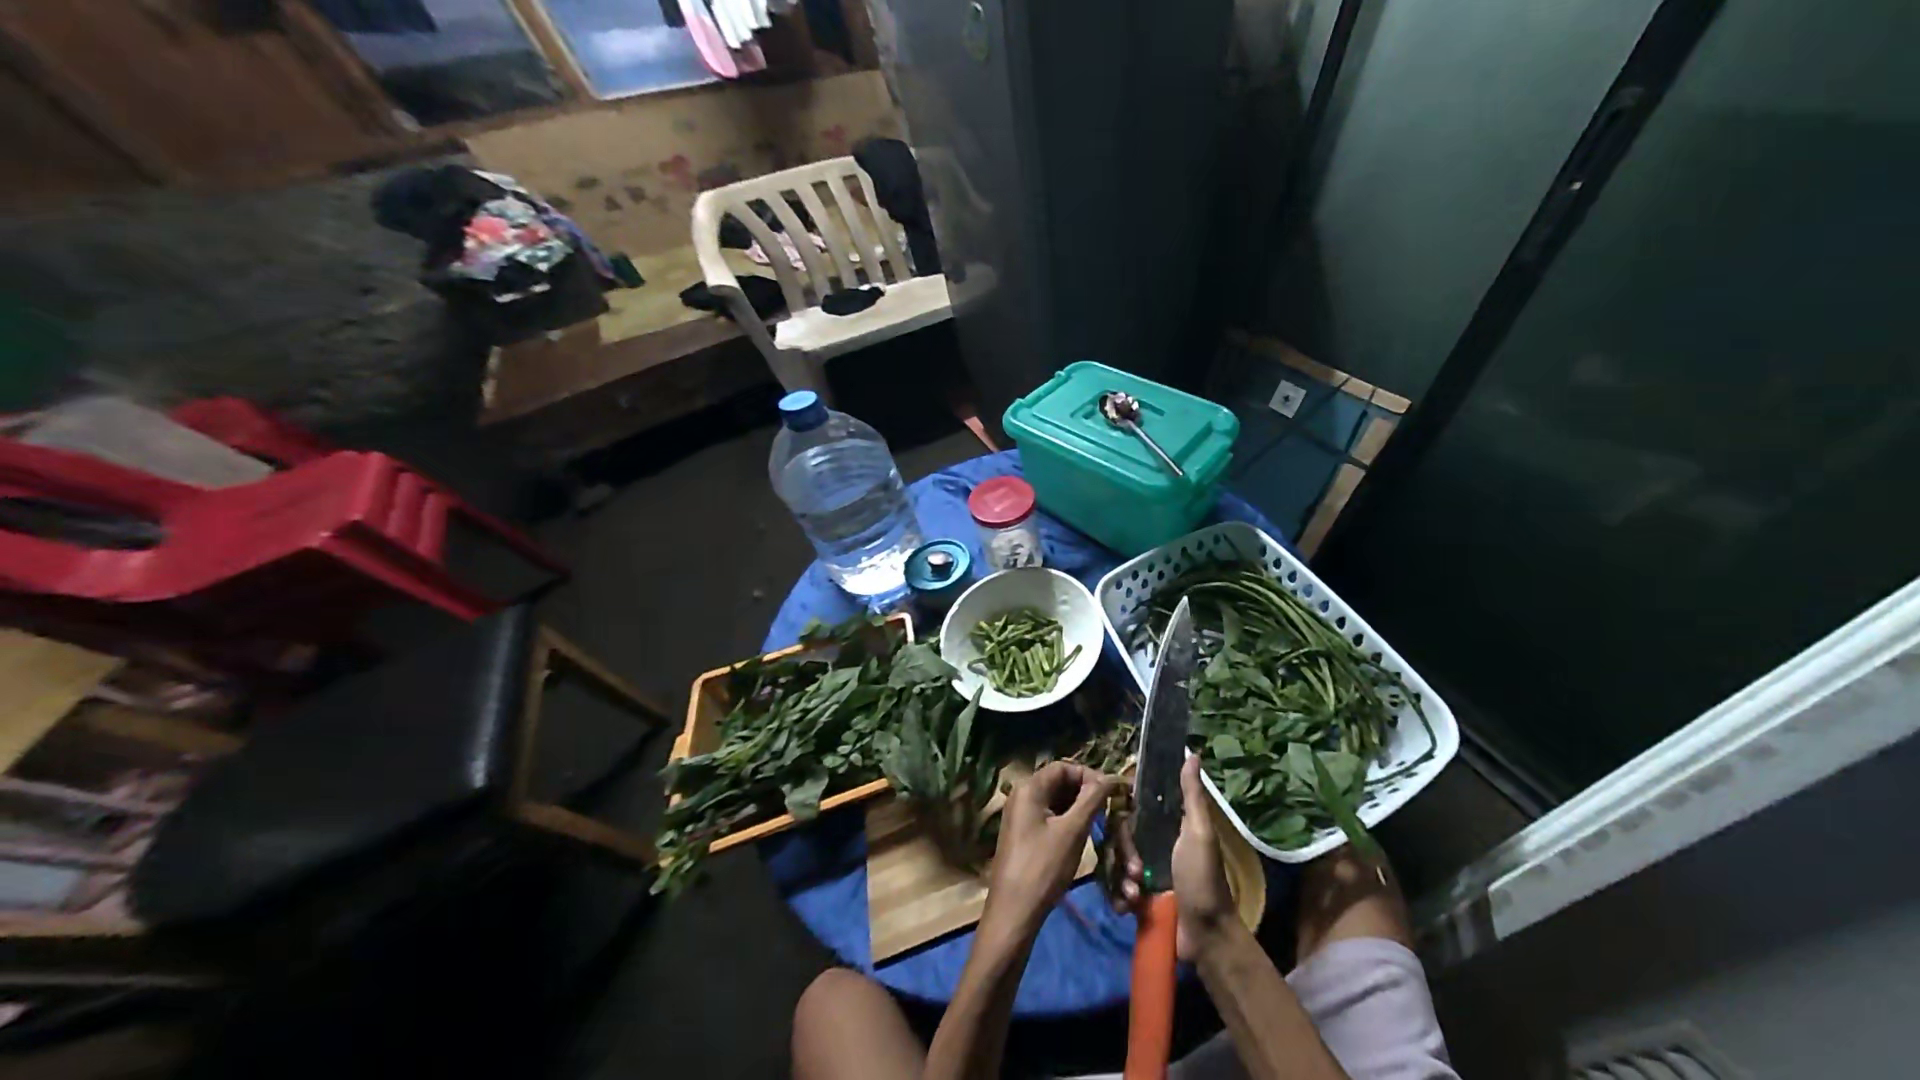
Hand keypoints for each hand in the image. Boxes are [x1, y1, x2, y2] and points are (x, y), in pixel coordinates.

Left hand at [982, 761, 1118, 937]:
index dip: (1089, 776)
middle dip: (1087, 795)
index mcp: (1029, 788)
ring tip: (1102, 825)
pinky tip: (1083, 837)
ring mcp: (1022, 816)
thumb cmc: (1043, 867)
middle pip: (1061, 784)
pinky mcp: (1025, 835)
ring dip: (1081, 810)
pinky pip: (1051, 818)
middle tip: (1110, 810)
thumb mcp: (1072, 831)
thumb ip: (1091, 800)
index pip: (1064, 767)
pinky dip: (1070, 822)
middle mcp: (1022, 796)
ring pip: (1058, 803)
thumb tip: (1110, 778)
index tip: (1112, 793)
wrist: (1014, 909)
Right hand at [1111, 756, 1235, 959]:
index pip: (1130, 807)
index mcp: (1164, 826)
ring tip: (1134, 894)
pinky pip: (1112, 887)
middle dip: (1123, 854)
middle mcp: (1149, 844)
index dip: (1120, 810)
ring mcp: (1140, 871)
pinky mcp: (1134, 896)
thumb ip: (1192, 796)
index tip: (1112, 813)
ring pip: (1111, 861)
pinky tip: (1128, 905)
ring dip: (1119, 878)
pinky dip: (1118, 896)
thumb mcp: (1200, 833)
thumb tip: (1193, 754)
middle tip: (1136, 870)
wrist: (1206, 936)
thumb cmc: (1203, 880)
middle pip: (1117, 836)